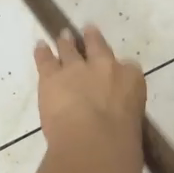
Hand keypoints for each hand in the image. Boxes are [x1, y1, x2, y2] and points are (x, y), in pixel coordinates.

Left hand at [33, 25, 145, 165]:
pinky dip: (42, 52)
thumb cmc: (121, 143)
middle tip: (88, 29)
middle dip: (92, 39)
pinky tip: (39, 46)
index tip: (115, 67)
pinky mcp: (51, 76)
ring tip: (63, 35)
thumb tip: (117, 122)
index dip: (120, 68)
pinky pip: (45, 59)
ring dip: (65, 42)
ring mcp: (77, 68)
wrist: (94, 140)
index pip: (128, 68)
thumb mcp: (133, 125)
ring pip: (69, 49)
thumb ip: (124, 114)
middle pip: (97, 46)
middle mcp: (105, 66)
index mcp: (131, 80)